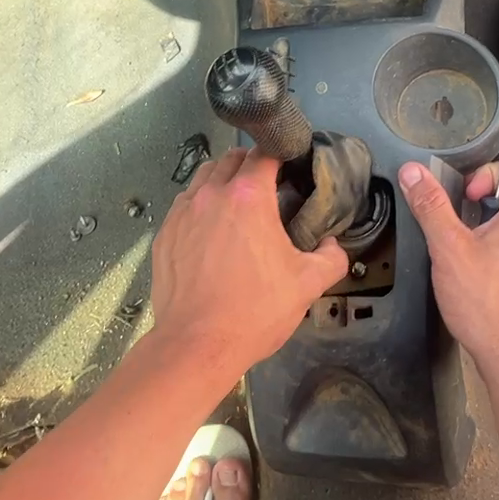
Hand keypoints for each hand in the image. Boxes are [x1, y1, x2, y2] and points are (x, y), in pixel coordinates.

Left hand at [149, 148, 348, 377]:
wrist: (195, 345)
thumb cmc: (254, 311)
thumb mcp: (307, 285)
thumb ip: (331, 258)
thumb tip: (334, 245)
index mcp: (248, 197)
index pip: (264, 154)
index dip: (280, 155)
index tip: (289, 167)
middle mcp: (211, 194)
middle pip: (231, 159)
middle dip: (250, 165)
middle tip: (266, 186)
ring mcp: (182, 213)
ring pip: (203, 177)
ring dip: (222, 181)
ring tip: (236, 205)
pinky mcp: (164, 234)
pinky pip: (184, 205)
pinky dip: (199, 206)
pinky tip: (210, 231)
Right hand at [397, 160, 498, 381]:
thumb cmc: (487, 304)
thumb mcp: (448, 247)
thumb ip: (431, 206)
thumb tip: (413, 172)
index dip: (486, 173)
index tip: (464, 195)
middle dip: (478, 202)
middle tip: (454, 222)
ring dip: (483, 227)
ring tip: (459, 249)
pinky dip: (491, 250)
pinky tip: (471, 274)